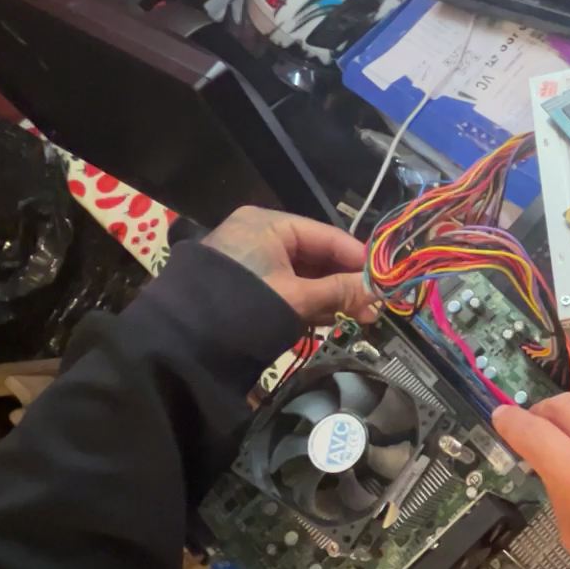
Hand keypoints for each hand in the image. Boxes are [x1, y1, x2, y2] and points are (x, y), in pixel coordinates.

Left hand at [201, 206, 377, 324]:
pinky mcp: (251, 287)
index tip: (386, 281)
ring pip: (308, 276)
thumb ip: (343, 291)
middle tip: (375, 307)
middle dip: (348, 283)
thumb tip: (382, 292)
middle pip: (319, 256)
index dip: (360, 260)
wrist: (183, 344)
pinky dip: (314, 303)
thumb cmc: (245, 307)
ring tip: (362, 317)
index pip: (329, 236)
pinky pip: (292, 289)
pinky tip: (336, 318)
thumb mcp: (299, 298)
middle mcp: (262, 237)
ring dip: (335, 296)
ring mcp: (255, 263)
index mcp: (269, 224)